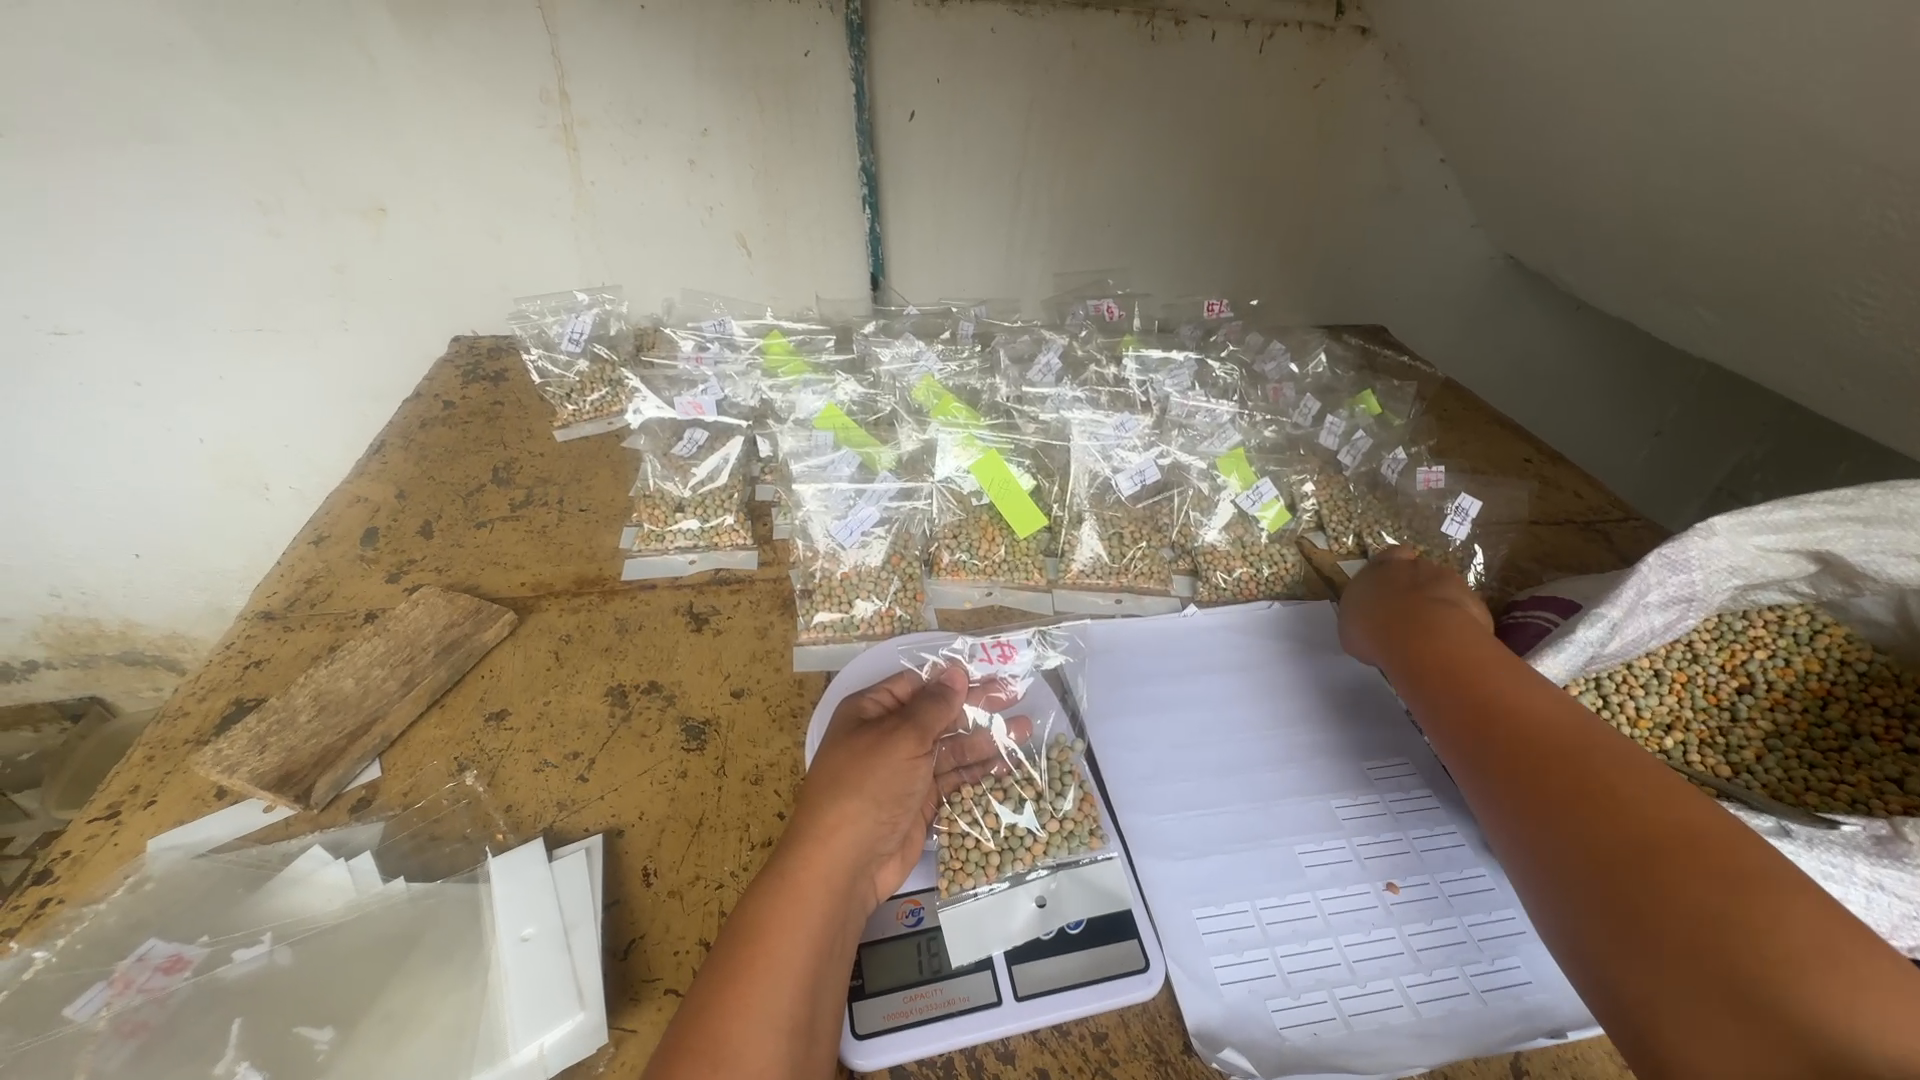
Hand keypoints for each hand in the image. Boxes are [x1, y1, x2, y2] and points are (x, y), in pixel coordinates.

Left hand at [789, 666, 1032, 912]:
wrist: (844, 863)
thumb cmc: (868, 786)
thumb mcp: (900, 737)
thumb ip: (934, 705)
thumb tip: (955, 671)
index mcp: (872, 711)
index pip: (917, 685)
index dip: (953, 679)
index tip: (991, 673)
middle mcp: (888, 737)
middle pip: (938, 715)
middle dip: (977, 706)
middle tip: (1017, 695)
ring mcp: (905, 771)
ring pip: (950, 747)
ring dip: (985, 738)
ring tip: (1026, 728)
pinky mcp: (920, 802)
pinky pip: (953, 778)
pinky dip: (978, 770)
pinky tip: (1007, 762)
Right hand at [1338, 546, 1492, 668]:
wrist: (1419, 637)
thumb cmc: (1371, 629)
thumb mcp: (1352, 624)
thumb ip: (1363, 613)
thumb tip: (1370, 620)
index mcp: (1379, 568)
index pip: (1390, 556)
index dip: (1393, 570)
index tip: (1391, 589)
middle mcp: (1414, 566)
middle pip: (1418, 571)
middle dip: (1416, 588)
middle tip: (1409, 615)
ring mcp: (1447, 580)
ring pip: (1443, 588)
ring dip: (1438, 604)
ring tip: (1431, 633)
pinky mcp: (1473, 599)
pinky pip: (1464, 609)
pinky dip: (1459, 621)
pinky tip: (1449, 641)